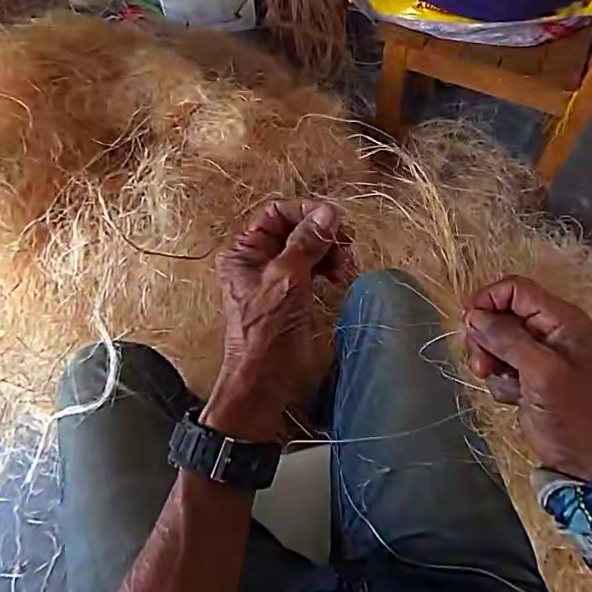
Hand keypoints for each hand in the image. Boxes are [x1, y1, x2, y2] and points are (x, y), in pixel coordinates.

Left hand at [205, 200, 353, 441]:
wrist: (265, 380)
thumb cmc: (268, 330)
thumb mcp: (287, 279)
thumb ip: (306, 243)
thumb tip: (329, 212)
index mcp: (245, 251)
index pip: (277, 213)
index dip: (306, 212)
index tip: (335, 220)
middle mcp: (258, 259)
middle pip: (295, 229)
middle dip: (322, 233)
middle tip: (346, 245)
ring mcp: (275, 277)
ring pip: (307, 248)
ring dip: (330, 251)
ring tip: (345, 265)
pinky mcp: (292, 294)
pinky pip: (313, 268)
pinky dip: (328, 267)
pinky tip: (340, 277)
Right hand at [463, 276, 591, 479]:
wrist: (585, 463)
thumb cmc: (572, 416)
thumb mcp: (540, 372)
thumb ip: (507, 339)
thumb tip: (473, 316)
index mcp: (561, 319)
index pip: (514, 289)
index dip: (488, 301)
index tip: (470, 325)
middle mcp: (549, 329)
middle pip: (500, 312)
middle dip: (485, 336)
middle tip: (482, 363)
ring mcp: (538, 351)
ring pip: (494, 337)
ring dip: (489, 358)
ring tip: (497, 380)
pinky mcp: (527, 372)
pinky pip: (498, 360)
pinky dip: (498, 376)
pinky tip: (514, 395)